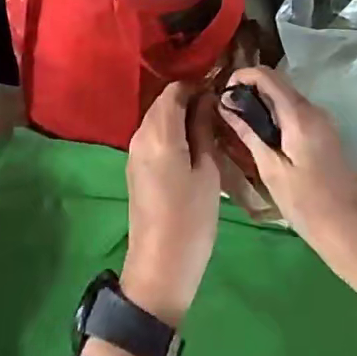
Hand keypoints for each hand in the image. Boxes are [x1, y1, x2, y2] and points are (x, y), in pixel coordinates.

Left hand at [121, 82, 220, 326]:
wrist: (160, 267)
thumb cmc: (191, 218)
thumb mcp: (207, 171)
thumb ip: (204, 130)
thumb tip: (208, 100)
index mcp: (159, 133)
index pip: (176, 90)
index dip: (199, 87)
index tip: (222, 96)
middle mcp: (140, 136)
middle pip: (164, 102)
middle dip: (190, 100)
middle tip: (219, 113)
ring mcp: (134, 152)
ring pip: (158, 118)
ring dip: (180, 116)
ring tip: (210, 130)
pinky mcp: (135, 168)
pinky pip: (153, 136)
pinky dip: (171, 132)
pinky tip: (192, 147)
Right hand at [218, 67, 356, 274]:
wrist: (353, 230)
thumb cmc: (308, 204)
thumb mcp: (272, 170)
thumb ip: (249, 133)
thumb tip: (226, 104)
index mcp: (299, 114)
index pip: (266, 74)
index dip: (241, 75)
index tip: (221, 93)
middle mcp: (313, 109)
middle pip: (276, 84)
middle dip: (248, 90)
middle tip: (224, 113)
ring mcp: (321, 122)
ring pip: (285, 99)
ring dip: (260, 105)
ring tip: (236, 126)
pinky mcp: (324, 135)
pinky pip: (294, 115)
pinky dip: (274, 117)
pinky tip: (260, 139)